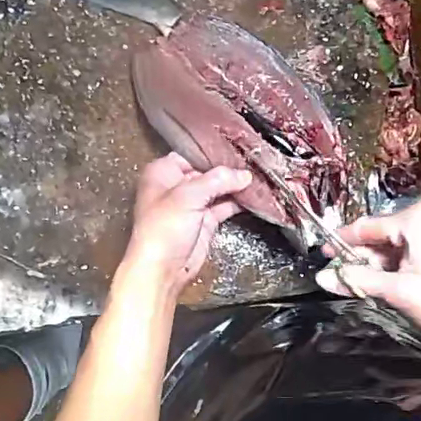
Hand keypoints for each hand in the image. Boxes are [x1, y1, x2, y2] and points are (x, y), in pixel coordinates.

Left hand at [117, 154, 251, 299]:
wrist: (162, 269)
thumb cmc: (163, 229)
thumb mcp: (188, 196)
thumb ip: (217, 180)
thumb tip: (244, 175)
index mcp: (162, 172)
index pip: (191, 154)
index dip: (212, 153)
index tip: (236, 150)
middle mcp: (176, 186)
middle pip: (207, 171)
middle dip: (228, 170)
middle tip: (252, 162)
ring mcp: (191, 205)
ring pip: (218, 189)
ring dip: (236, 186)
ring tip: (257, 177)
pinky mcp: (204, 221)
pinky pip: (224, 206)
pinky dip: (238, 202)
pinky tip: (253, 196)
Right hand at [314, 205, 420, 344]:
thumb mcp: (396, 290)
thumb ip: (357, 280)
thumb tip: (326, 276)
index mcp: (414, 220)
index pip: (365, 226)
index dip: (340, 242)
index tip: (322, 253)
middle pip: (374, 238)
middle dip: (357, 260)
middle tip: (340, 280)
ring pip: (384, 249)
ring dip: (371, 269)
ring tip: (362, 288)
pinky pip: (398, 256)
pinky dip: (386, 271)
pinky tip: (379, 287)